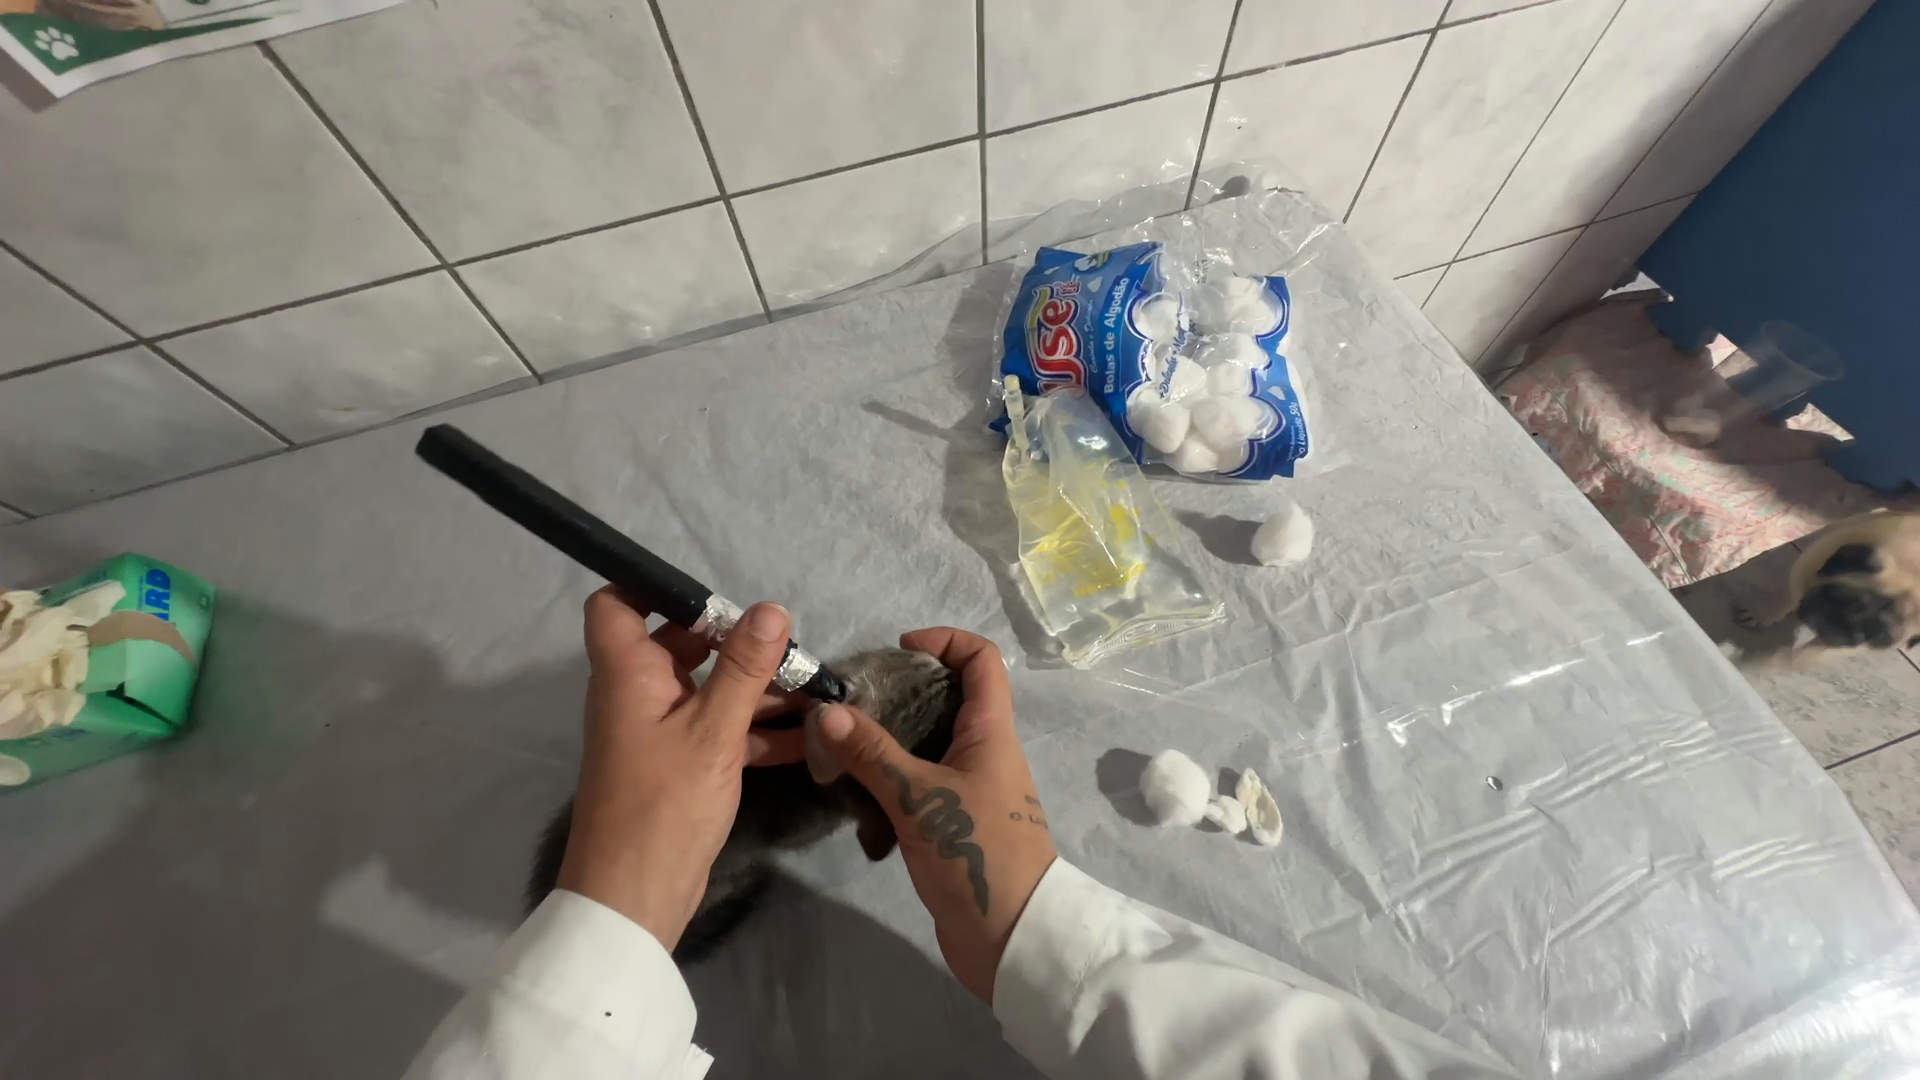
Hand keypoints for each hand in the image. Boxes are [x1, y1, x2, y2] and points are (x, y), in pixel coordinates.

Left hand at [556, 588, 800, 949]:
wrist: (635, 901)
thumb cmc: (664, 804)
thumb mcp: (713, 730)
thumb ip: (744, 668)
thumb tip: (772, 608)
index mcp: (629, 675)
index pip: (617, 607)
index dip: (654, 588)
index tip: (714, 595)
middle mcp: (640, 695)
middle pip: (681, 644)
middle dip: (736, 641)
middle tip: (789, 645)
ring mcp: (661, 731)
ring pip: (709, 689)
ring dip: (756, 687)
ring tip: (812, 687)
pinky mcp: (681, 763)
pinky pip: (720, 728)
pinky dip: (756, 728)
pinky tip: (806, 736)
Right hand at [813, 628, 1056, 1002]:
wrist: (1011, 937)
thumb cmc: (977, 854)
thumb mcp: (920, 799)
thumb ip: (873, 754)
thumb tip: (828, 711)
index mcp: (991, 730)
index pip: (982, 659)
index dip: (945, 640)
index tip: (899, 648)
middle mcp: (984, 748)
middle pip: (948, 695)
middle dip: (903, 688)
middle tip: (857, 697)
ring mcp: (970, 784)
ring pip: (929, 739)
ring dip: (890, 736)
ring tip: (845, 740)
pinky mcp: (954, 817)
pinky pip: (920, 778)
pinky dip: (890, 777)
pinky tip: (856, 790)